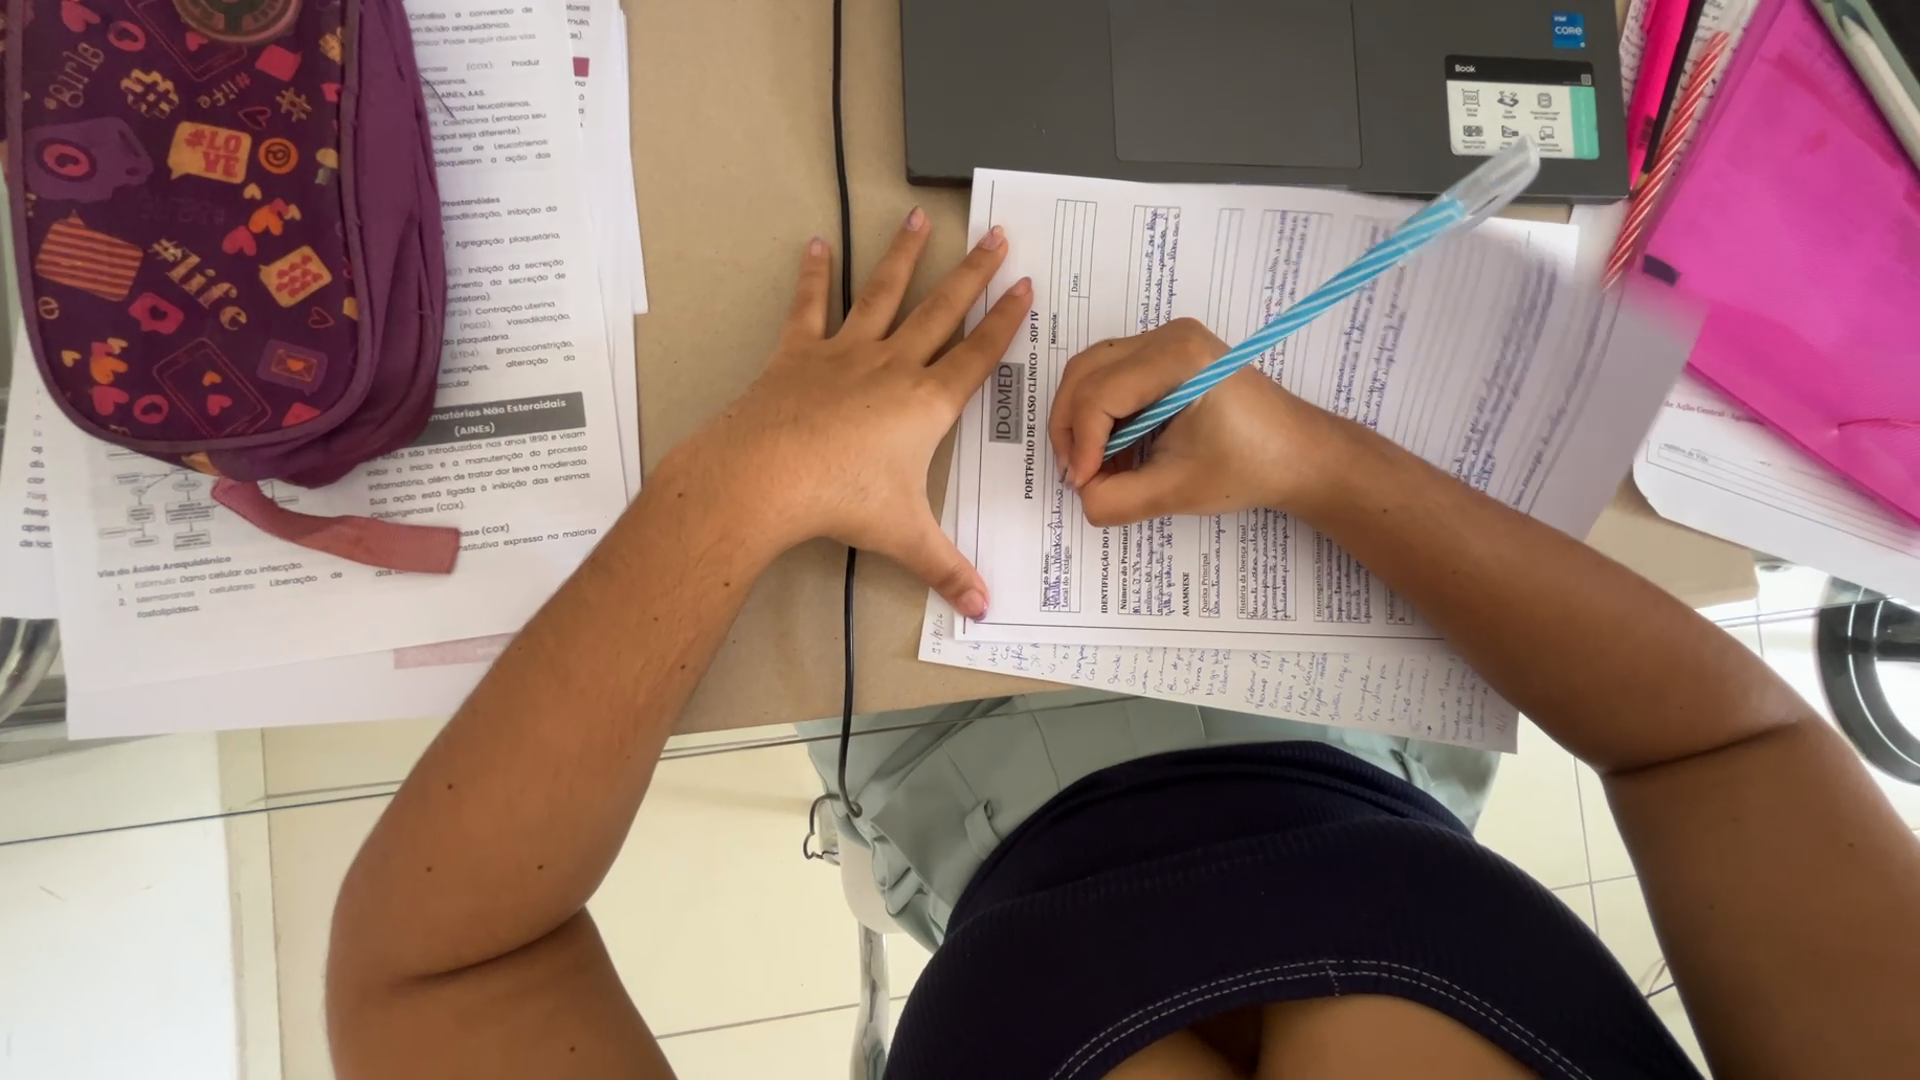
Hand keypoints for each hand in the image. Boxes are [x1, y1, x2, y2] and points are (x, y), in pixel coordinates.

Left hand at [663, 209, 1030, 617]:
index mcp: (925, 403)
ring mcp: (844, 353)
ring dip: (903, 256)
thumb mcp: (904, 537)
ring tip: (916, 219)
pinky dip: (812, 275)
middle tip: (994, 236)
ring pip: (883, 293)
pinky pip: (808, 306)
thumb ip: (947, 569)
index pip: (978, 355)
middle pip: (942, 310)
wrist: (766, 478)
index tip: (1023, 287)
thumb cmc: (839, 499)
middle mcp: (891, 366)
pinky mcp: (799, 354)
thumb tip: (982, 607)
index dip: (1005, 322)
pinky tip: (815, 244)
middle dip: (973, 273)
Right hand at [1048, 318, 1349, 525]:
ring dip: (1080, 422)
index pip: (1100, 395)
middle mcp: (1166, 336)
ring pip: (1090, 374)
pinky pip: (1110, 379)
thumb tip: (1080, 494)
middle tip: (1076, 475)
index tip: (1083, 485)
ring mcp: (1165, 341)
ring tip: (1093, 466)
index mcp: (1177, 357)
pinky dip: (1100, 417)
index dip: (1080, 444)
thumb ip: (1114, 499)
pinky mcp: (1163, 357)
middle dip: (1069, 428)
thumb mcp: (1175, 492)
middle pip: (1084, 374)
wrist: (1299, 455)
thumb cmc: (1249, 469)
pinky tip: (1113, 454)